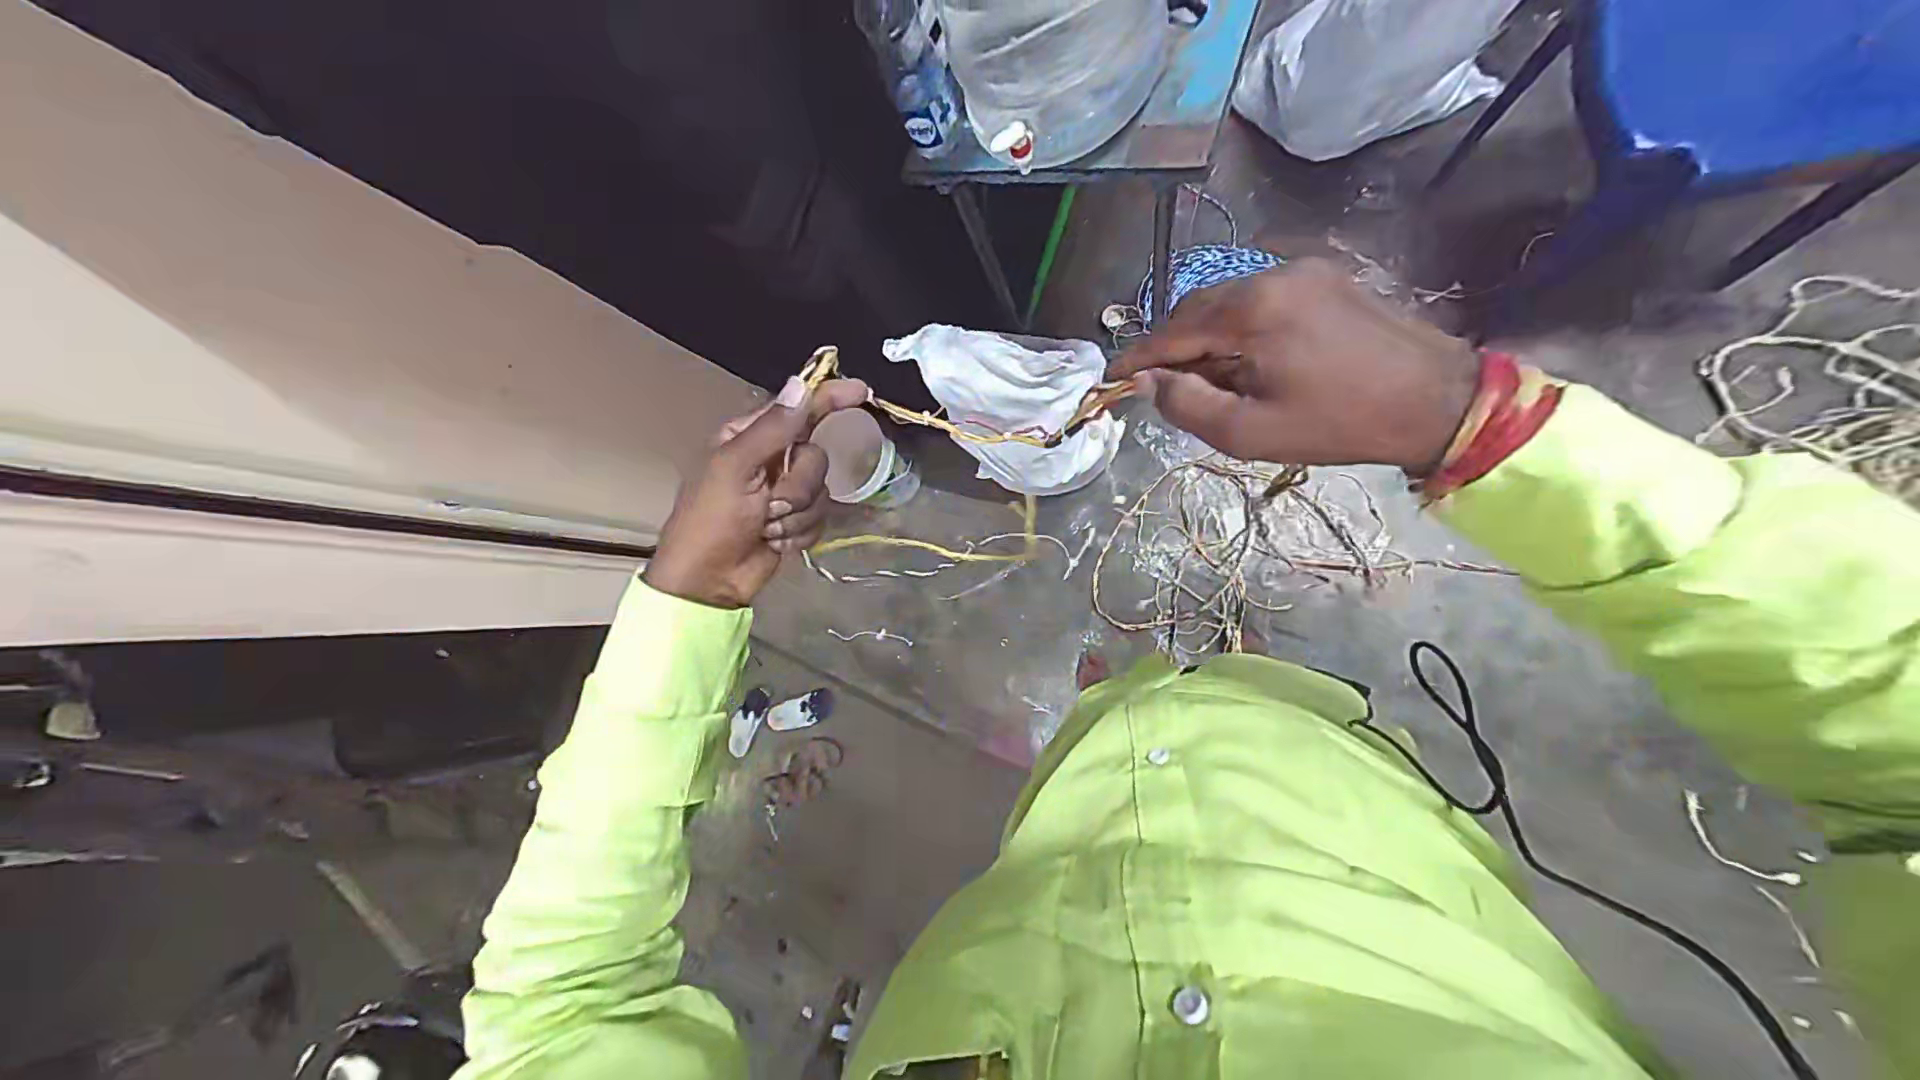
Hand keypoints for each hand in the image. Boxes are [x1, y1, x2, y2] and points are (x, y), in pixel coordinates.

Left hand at [643, 376, 868, 608]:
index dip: (830, 398)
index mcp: (749, 437)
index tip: (862, 391)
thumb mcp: (735, 468)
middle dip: (798, 487)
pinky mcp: (796, 521)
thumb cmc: (710, 521)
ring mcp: (785, 492)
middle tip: (772, 505)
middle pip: (816, 457)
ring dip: (796, 516)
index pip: (798, 409)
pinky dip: (800, 533)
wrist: (709, 581)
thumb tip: (801, 385)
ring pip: (821, 490)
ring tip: (767, 529)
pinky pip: (820, 517)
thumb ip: (772, 429)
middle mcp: (771, 460)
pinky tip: (775, 542)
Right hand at [1108, 260, 1478, 472]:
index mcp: (1251, 310)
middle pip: (1196, 309)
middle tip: (1165, 388)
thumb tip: (1148, 382)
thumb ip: (1185, 405)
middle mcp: (1272, 276)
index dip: (1137, 357)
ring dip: (1205, 339)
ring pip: (1226, 303)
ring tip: (1211, 381)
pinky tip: (1247, 360)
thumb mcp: (1248, 432)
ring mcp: (1303, 272)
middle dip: (1172, 348)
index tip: (1111, 377)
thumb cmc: (1336, 424)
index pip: (1171, 332)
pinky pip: (1259, 300)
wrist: (1437, 401)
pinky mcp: (1325, 279)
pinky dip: (1237, 329)